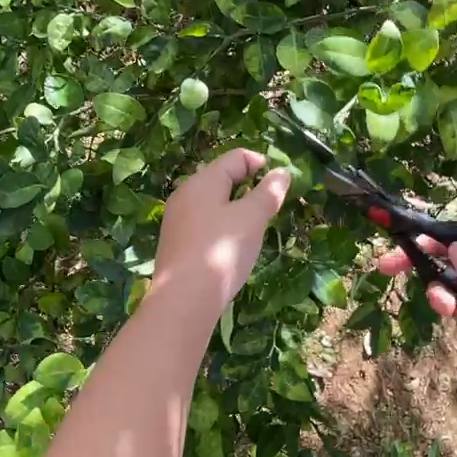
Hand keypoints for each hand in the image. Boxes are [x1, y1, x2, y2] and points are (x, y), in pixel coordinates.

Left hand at [153, 149, 292, 312]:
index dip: (260, 163)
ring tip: (253, 227)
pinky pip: (203, 223)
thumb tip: (281, 173)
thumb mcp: (252, 219)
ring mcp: (177, 219)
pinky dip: (221, 226)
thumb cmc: (222, 251)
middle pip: (220, 178)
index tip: (280, 182)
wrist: (183, 299)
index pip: (235, 157)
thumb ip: (267, 194)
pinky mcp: (175, 243)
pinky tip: (231, 246)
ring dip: (234, 208)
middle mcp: (185, 194)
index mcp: (202, 181)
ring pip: (211, 202)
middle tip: (269, 205)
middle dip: (247, 186)